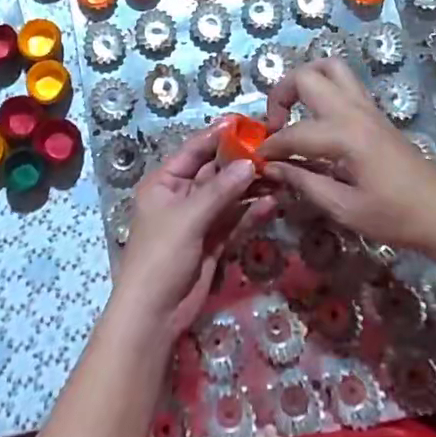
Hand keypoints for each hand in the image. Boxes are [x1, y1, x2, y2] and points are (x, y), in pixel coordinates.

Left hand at [113, 127, 263, 334]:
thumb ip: (220, 191)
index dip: (218, 136)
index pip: (194, 151)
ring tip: (281, 174)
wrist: (155, 313)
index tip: (246, 123)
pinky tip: (273, 202)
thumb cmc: (161, 255)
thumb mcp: (188, 217)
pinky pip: (234, 220)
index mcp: (164, 182)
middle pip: (214, 172)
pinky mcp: (213, 242)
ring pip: (228, 196)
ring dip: (250, 187)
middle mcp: (181, 195)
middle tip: (273, 150)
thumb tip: (249, 164)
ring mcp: (198, 219)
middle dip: (240, 162)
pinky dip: (251, 212)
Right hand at [257, 59, 435, 260]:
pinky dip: (322, 88)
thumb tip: (271, 168)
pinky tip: (316, 118)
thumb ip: (303, 183)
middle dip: (280, 95)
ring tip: (293, 110)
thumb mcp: (344, 209)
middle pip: (306, 77)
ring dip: (304, 81)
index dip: (270, 147)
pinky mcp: (375, 112)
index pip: (293, 133)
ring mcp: (367, 107)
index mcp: (346, 136)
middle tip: (275, 126)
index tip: (257, 160)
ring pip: (329, 67)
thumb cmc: (397, 218)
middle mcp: (354, 111)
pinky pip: (343, 82)